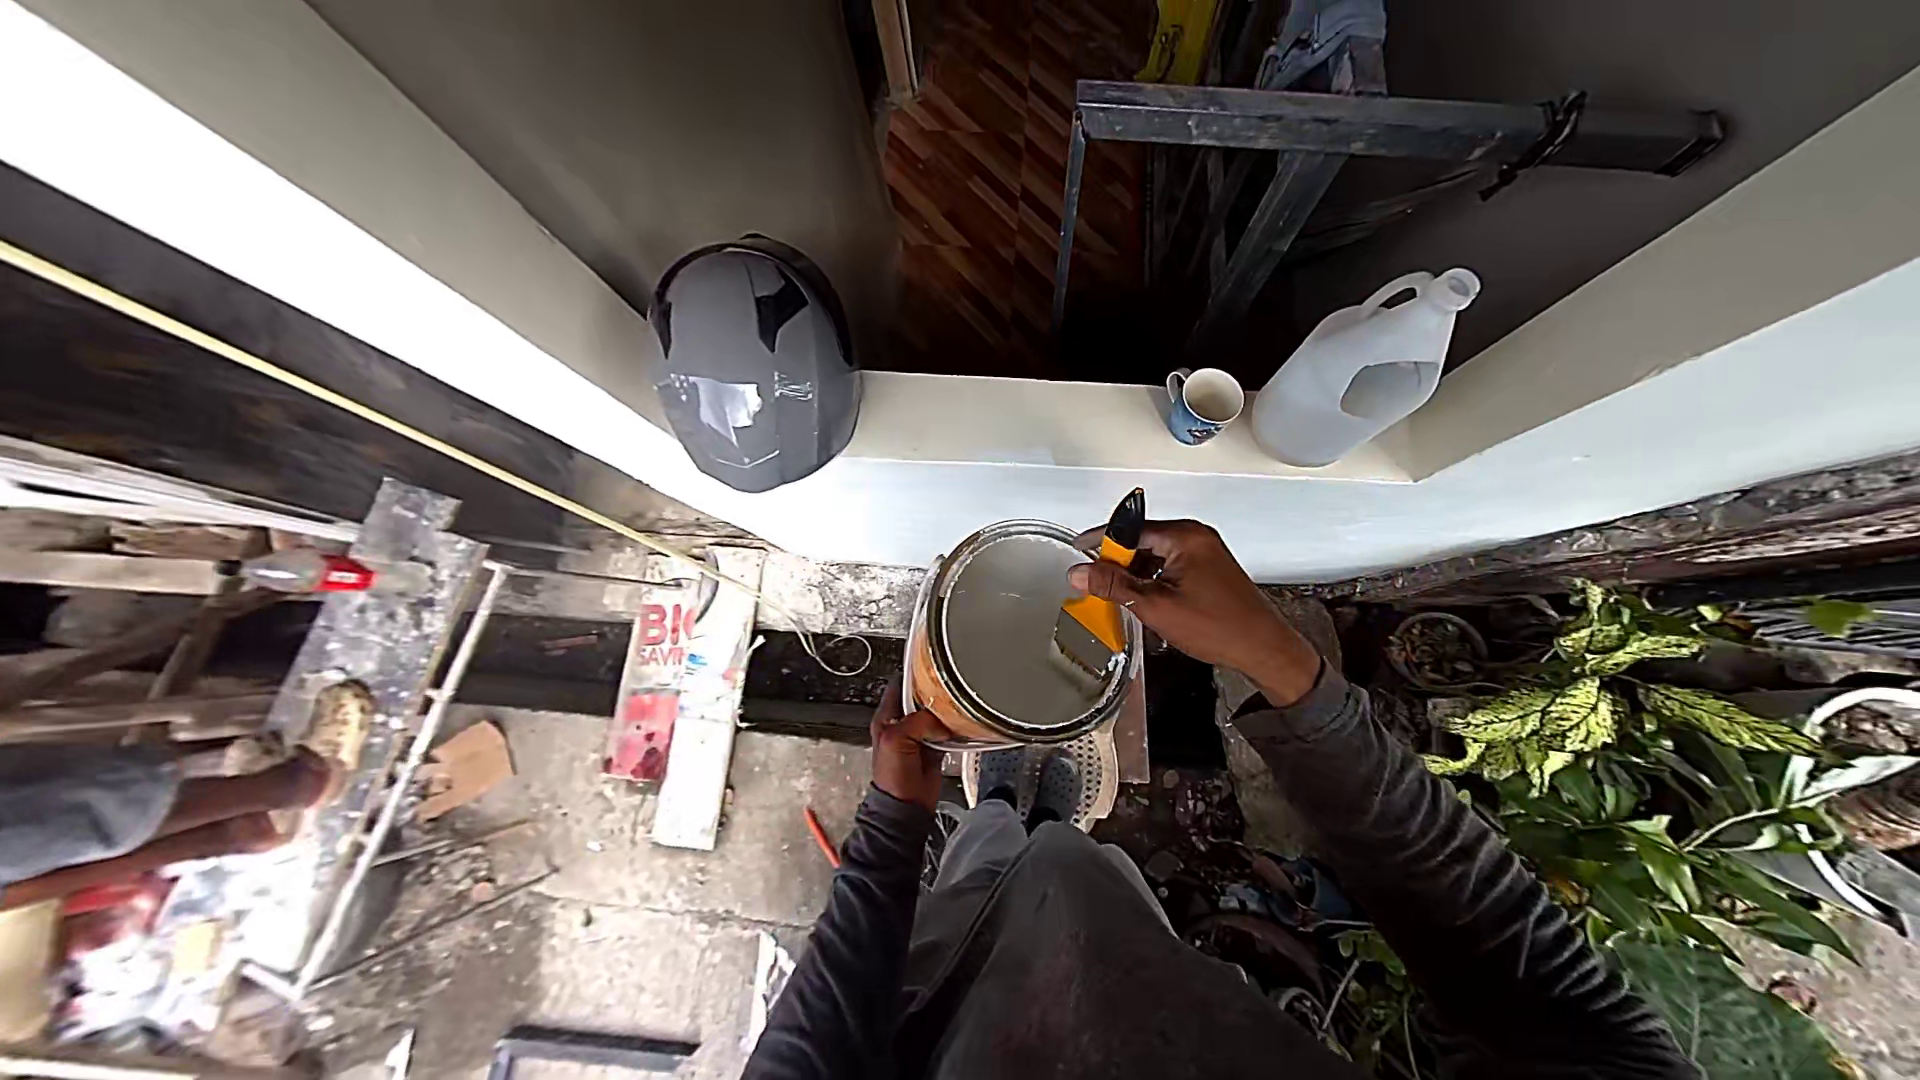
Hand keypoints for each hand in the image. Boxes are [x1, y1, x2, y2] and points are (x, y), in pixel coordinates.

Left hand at [869, 679, 952, 810]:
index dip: (914, 675)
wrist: (907, 806)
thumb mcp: (897, 739)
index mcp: (887, 717)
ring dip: (947, 712)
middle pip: (922, 697)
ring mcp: (920, 734)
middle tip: (950, 689)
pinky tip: (961, 725)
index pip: (900, 685)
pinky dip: (955, 728)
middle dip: (935, 694)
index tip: (931, 667)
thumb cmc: (892, 776)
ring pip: (936, 713)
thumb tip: (939, 717)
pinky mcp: (935, 746)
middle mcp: (903, 723)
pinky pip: (947, 730)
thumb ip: (917, 721)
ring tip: (958, 706)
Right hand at [1067, 519, 1321, 705]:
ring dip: (1136, 574)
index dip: (1101, 543)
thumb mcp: (1155, 606)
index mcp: (1185, 537)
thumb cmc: (1221, 627)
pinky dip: (1153, 579)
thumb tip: (1080, 572)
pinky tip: (1147, 601)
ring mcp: (1204, 552)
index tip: (1080, 552)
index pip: (1129, 530)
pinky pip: (1169, 564)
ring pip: (1154, 554)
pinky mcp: (1208, 568)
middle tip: (1101, 585)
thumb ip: (1114, 585)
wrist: (1263, 649)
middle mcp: (1196, 537)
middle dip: (1119, 563)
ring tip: (1126, 599)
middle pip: (1141, 541)